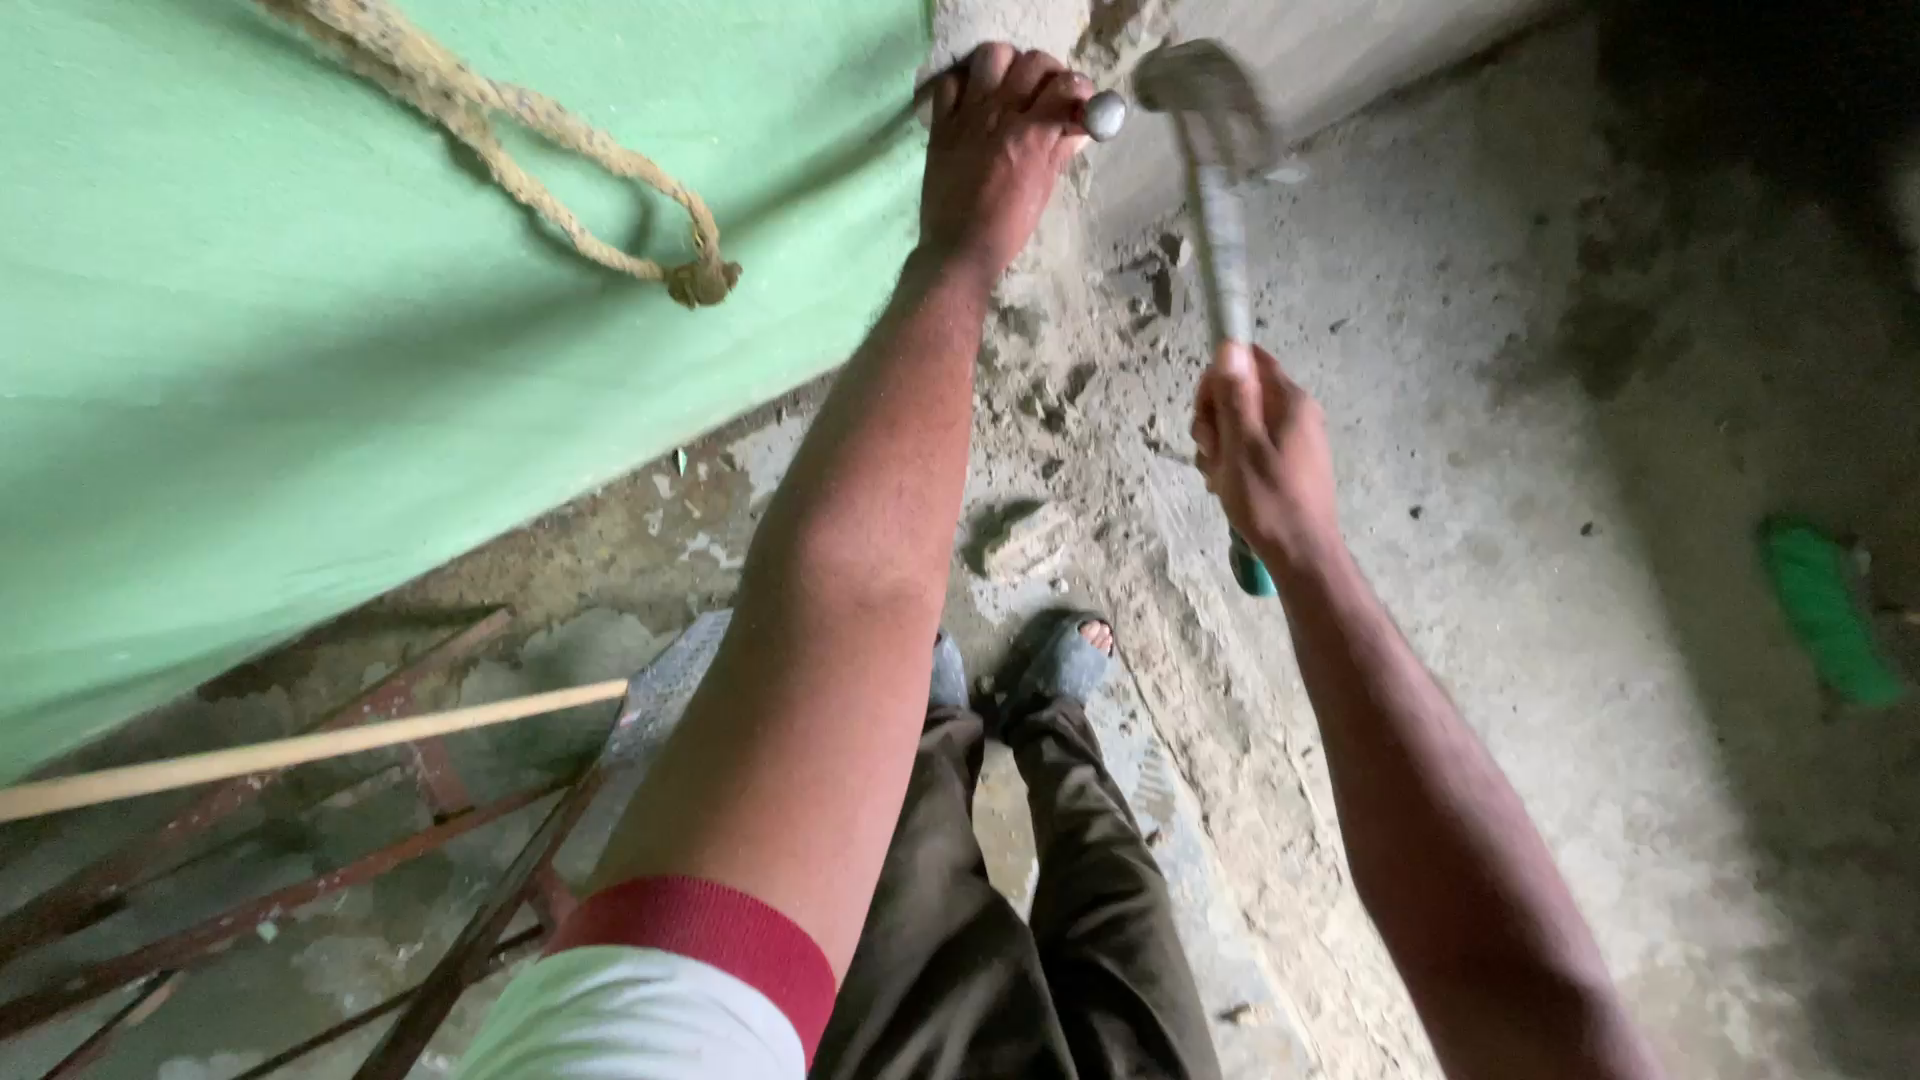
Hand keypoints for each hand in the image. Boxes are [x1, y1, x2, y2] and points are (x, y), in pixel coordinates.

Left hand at [919, 44, 1091, 282]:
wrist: (959, 248)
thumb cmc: (1006, 228)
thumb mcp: (1043, 190)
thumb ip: (1059, 151)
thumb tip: (1078, 128)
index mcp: (1030, 136)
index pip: (1066, 86)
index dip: (1081, 89)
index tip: (1082, 102)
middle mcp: (1000, 115)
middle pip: (1033, 62)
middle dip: (1050, 73)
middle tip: (1049, 93)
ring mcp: (967, 116)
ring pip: (992, 56)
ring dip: (1008, 65)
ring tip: (1010, 88)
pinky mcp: (942, 125)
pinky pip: (951, 81)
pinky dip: (966, 83)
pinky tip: (974, 101)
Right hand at [1192, 342, 1343, 575]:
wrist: (1300, 553)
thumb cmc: (1268, 500)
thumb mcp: (1242, 445)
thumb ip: (1235, 394)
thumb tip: (1229, 344)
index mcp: (1290, 401)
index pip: (1249, 360)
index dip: (1217, 379)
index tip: (1205, 413)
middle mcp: (1295, 412)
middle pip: (1240, 392)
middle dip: (1214, 418)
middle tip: (1209, 451)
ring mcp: (1293, 438)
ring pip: (1240, 422)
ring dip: (1218, 445)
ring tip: (1217, 475)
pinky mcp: (1287, 461)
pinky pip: (1250, 446)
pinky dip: (1232, 460)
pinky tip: (1226, 484)